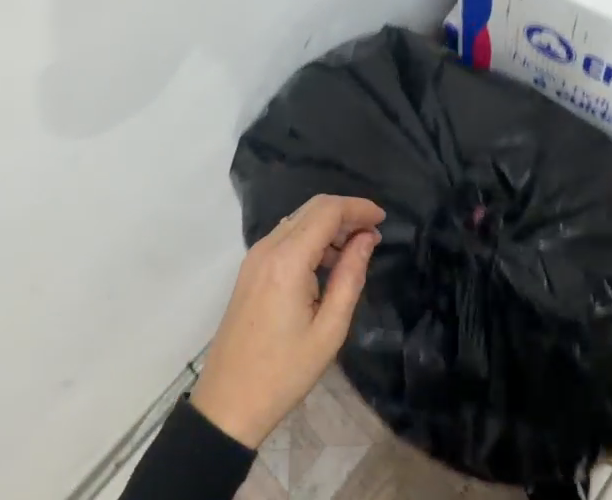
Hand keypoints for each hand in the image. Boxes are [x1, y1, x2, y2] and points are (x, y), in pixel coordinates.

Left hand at [191, 194, 385, 447]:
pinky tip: (328, 261)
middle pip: (312, 208)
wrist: (228, 403)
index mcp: (288, 261)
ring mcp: (254, 258)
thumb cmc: (285, 371)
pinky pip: (286, 237)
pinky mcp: (250, 270)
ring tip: (357, 250)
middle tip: (373, 234)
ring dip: (329, 225)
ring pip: (298, 220)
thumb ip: (351, 277)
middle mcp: (267, 249)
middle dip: (346, 213)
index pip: (327, 211)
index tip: (383, 220)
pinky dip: (311, 238)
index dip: (358, 208)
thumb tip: (366, 239)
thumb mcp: (330, 329)